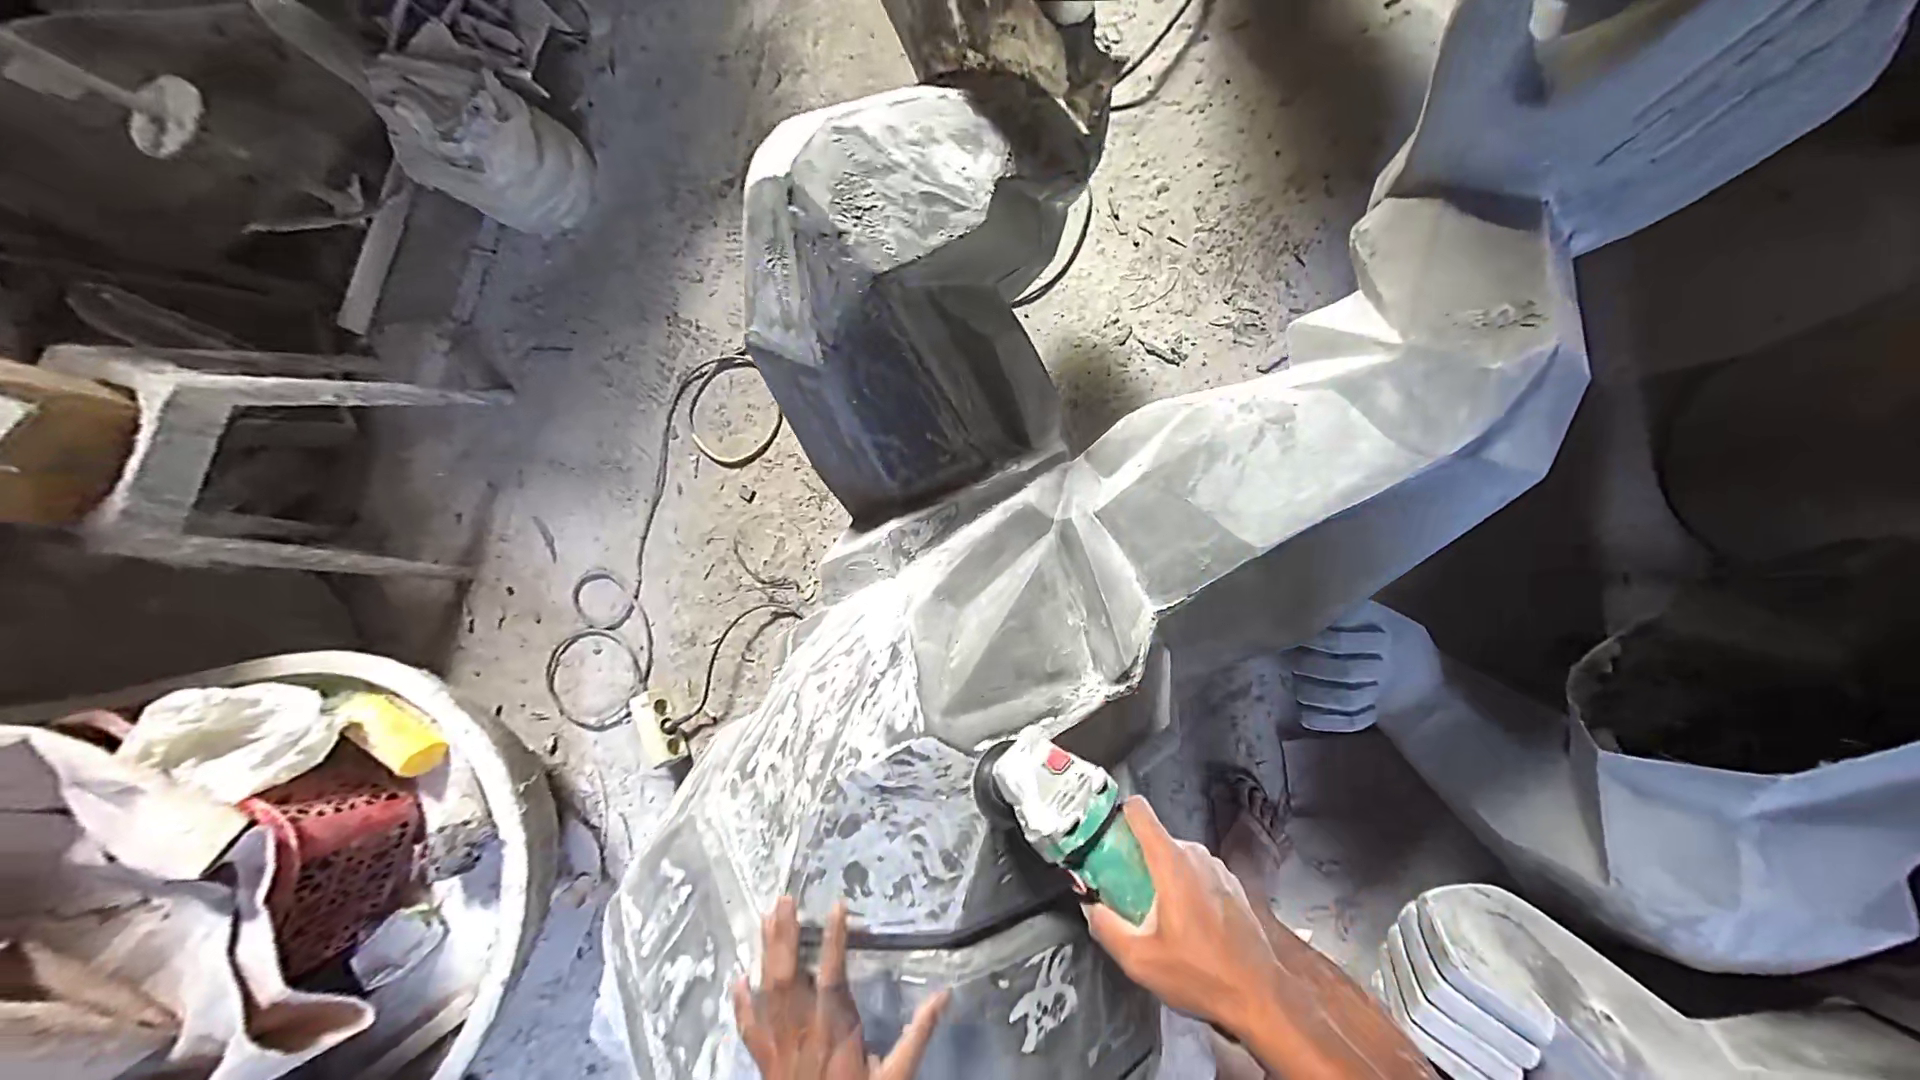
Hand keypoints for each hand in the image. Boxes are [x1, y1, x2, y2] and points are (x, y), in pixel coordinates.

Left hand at [733, 897, 951, 1079]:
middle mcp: (803, 1034)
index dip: (834, 941)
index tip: (837, 906)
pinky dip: (742, 1005)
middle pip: (789, 979)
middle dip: (785, 937)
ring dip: (766, 954)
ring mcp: (779, 1049)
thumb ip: (918, 1035)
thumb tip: (944, 994)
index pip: (833, 977)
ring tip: (766, 918)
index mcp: (836, 1033)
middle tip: (784, 900)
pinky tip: (736, 979)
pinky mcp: (765, 1064)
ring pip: (768, 994)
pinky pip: (750, 1031)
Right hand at [1081, 797, 1283, 1033]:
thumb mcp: (1139, 960)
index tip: (1106, 838)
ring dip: (1162, 876)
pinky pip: (1198, 872)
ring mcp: (1218, 869)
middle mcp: (1196, 856)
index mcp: (1172, 862)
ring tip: (1157, 914)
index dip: (1118, 816)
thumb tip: (1090, 906)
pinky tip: (1187, 923)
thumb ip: (1106, 926)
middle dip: (1137, 860)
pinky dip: (1186, 887)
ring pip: (1177, 857)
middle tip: (1127, 893)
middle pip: (1155, 839)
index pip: (1139, 811)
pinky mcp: (1232, 885)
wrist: (1260, 998)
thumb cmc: (1201, 975)